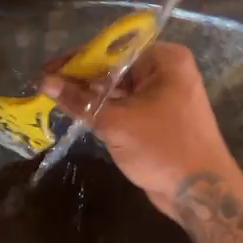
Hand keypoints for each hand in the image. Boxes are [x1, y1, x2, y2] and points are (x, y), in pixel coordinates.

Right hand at [40, 42, 238, 219]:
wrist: (200, 190)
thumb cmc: (162, 148)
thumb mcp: (115, 123)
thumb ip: (78, 101)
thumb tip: (43, 82)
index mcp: (164, 61)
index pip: (111, 52)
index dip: (76, 61)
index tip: (45, 71)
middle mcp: (165, 71)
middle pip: (113, 68)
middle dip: (80, 78)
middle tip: (45, 87)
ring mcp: (163, 94)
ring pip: (117, 88)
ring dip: (89, 95)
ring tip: (54, 100)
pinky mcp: (157, 116)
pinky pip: (124, 105)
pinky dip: (102, 109)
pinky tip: (77, 114)